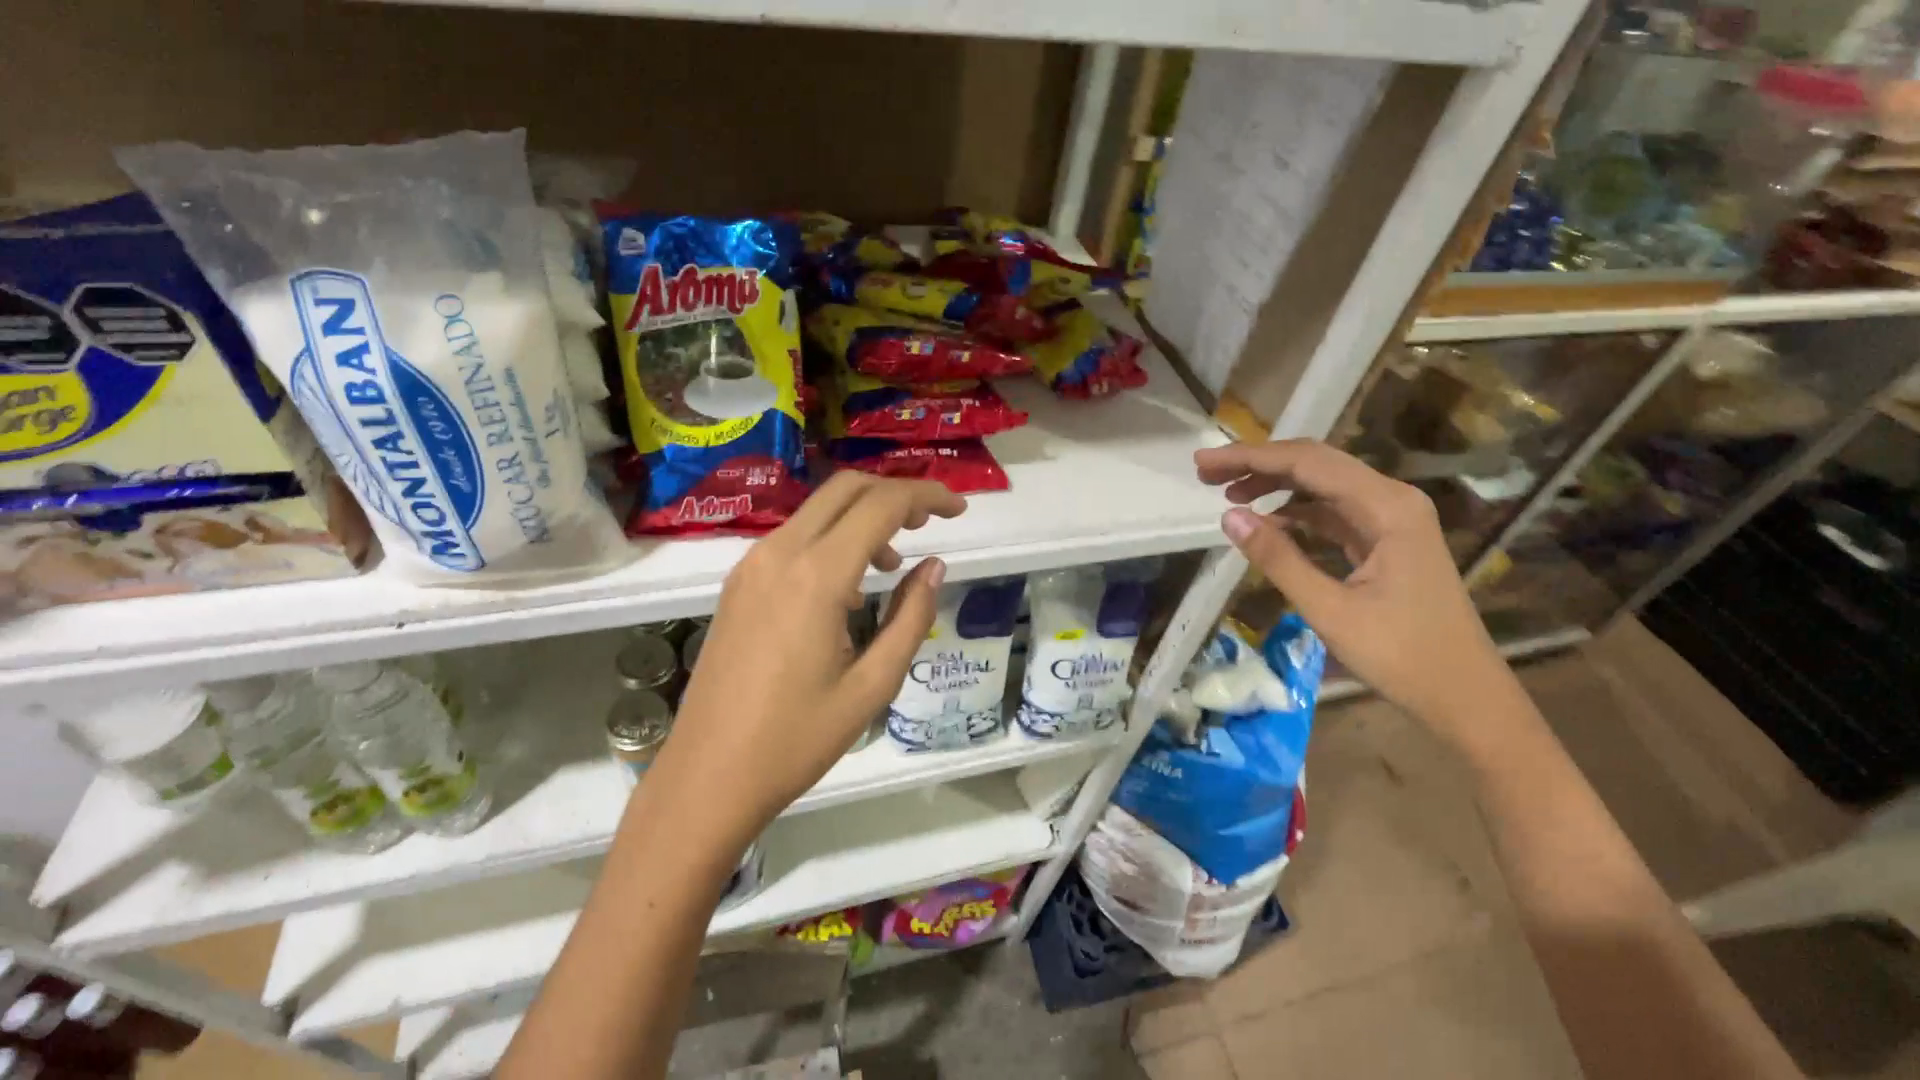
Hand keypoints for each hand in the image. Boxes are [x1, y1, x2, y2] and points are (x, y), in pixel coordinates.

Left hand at [652, 473, 965, 849]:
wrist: (708, 776)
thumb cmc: (796, 740)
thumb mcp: (871, 686)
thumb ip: (910, 618)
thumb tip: (934, 566)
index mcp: (816, 576)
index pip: (881, 505)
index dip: (926, 496)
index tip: (959, 510)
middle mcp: (779, 554)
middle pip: (845, 489)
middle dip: (894, 493)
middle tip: (930, 523)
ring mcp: (750, 566)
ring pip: (816, 510)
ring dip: (861, 517)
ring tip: (892, 565)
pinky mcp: (737, 585)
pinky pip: (792, 539)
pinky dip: (830, 539)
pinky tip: (846, 587)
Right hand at [1194, 439, 1509, 731]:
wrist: (1464, 695)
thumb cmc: (1401, 655)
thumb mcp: (1330, 610)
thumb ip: (1278, 559)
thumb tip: (1228, 517)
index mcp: (1387, 507)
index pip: (1308, 463)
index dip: (1251, 458)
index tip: (1204, 463)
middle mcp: (1393, 500)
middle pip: (1317, 464)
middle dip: (1259, 465)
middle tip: (1207, 475)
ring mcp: (1393, 520)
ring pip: (1325, 486)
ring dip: (1277, 486)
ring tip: (1228, 495)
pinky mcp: (1388, 542)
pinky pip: (1335, 513)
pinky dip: (1298, 512)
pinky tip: (1268, 523)